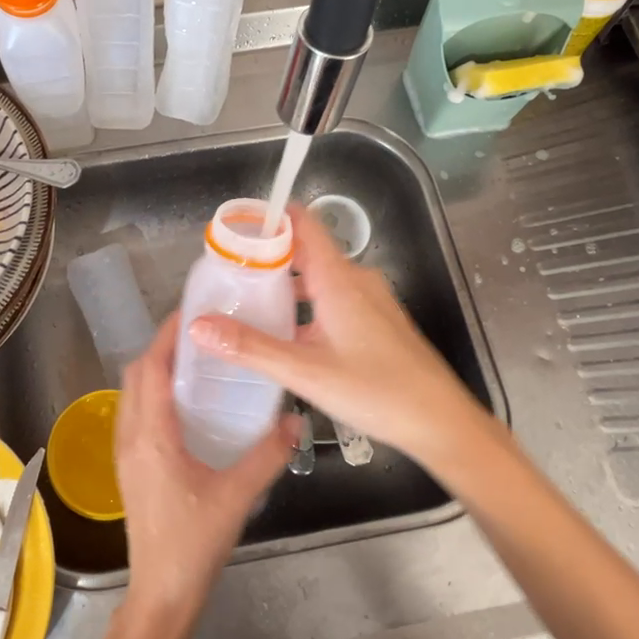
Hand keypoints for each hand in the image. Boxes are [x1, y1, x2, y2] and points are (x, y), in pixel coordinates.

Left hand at [116, 313, 297, 618]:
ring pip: (132, 393)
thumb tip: (297, 422)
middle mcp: (131, 436)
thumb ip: (267, 455)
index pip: (150, 367)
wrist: (162, 593)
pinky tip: (189, 406)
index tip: (193, 311)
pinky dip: (155, 394)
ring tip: (197, 361)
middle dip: (162, 347)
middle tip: (202, 335)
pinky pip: (137, 413)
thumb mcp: (237, 496)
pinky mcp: (131, 467)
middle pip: (136, 374)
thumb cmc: (193, 544)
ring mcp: (126, 453)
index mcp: (151, 435)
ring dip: (157, 370)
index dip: (167, 335)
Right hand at [188, 205, 484, 464]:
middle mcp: (356, 280)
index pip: (304, 223)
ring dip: (285, 283)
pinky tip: (286, 333)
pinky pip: (333, 297)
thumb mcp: (305, 372)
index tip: (233, 225)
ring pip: (319, 277)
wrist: (440, 421)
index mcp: (339, 279)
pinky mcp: (376, 322)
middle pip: (307, 250)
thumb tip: (198, 325)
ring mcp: (370, 301)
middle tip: (227, 271)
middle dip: (267, 256)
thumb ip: (251, 347)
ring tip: (247, 301)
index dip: (270, 216)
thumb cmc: (377, 391)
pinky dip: (305, 304)